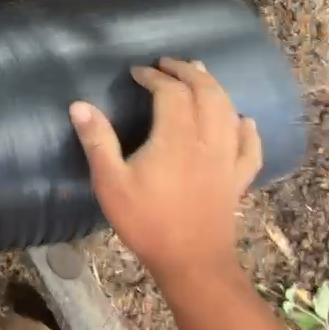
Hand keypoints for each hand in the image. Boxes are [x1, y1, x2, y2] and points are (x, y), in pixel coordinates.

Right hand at [71, 58, 262, 283]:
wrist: (194, 266)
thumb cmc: (147, 222)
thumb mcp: (110, 182)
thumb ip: (97, 141)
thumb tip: (79, 105)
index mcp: (175, 140)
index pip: (171, 93)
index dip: (153, 76)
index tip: (136, 72)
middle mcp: (206, 143)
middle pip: (207, 94)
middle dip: (187, 72)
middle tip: (166, 63)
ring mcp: (226, 162)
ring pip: (229, 113)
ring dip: (214, 89)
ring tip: (200, 74)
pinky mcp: (237, 180)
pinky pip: (249, 148)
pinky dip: (246, 129)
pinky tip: (243, 120)